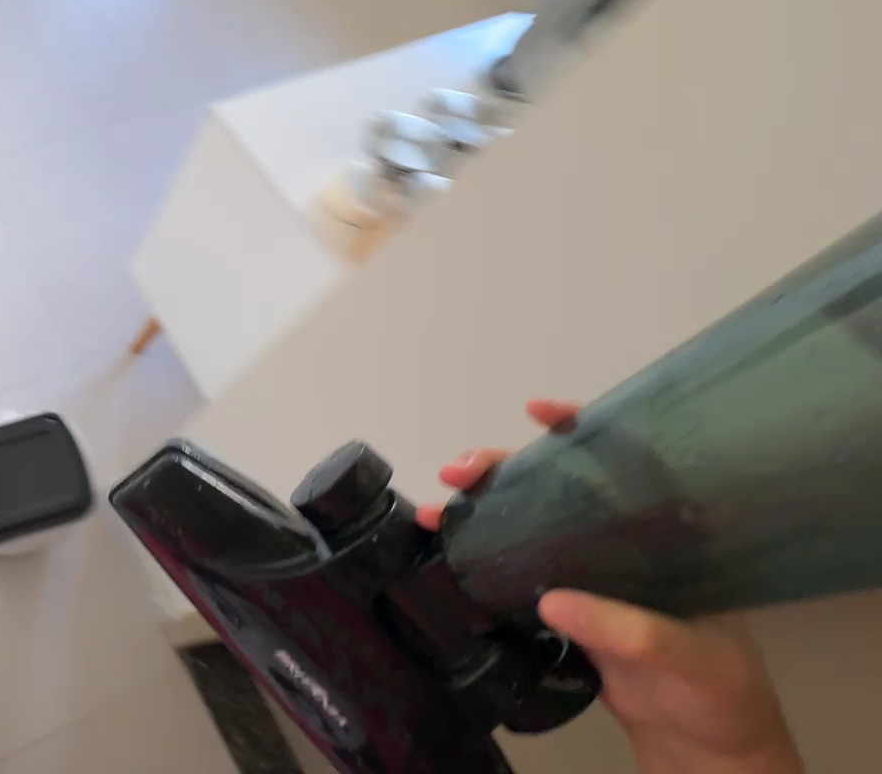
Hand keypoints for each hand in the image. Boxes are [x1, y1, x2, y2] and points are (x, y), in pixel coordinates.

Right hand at [420, 401, 805, 773]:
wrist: (696, 741)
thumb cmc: (716, 690)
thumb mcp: (686, 656)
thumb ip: (627, 628)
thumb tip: (552, 600)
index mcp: (658, 536)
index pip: (618, 463)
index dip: (579, 428)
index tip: (538, 411)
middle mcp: (611, 536)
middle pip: (547, 481)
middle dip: (496, 467)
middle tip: (458, 472)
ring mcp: (575, 561)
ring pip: (515, 512)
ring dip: (471, 503)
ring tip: (436, 511)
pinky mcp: (547, 589)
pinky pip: (502, 553)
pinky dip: (467, 542)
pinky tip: (439, 538)